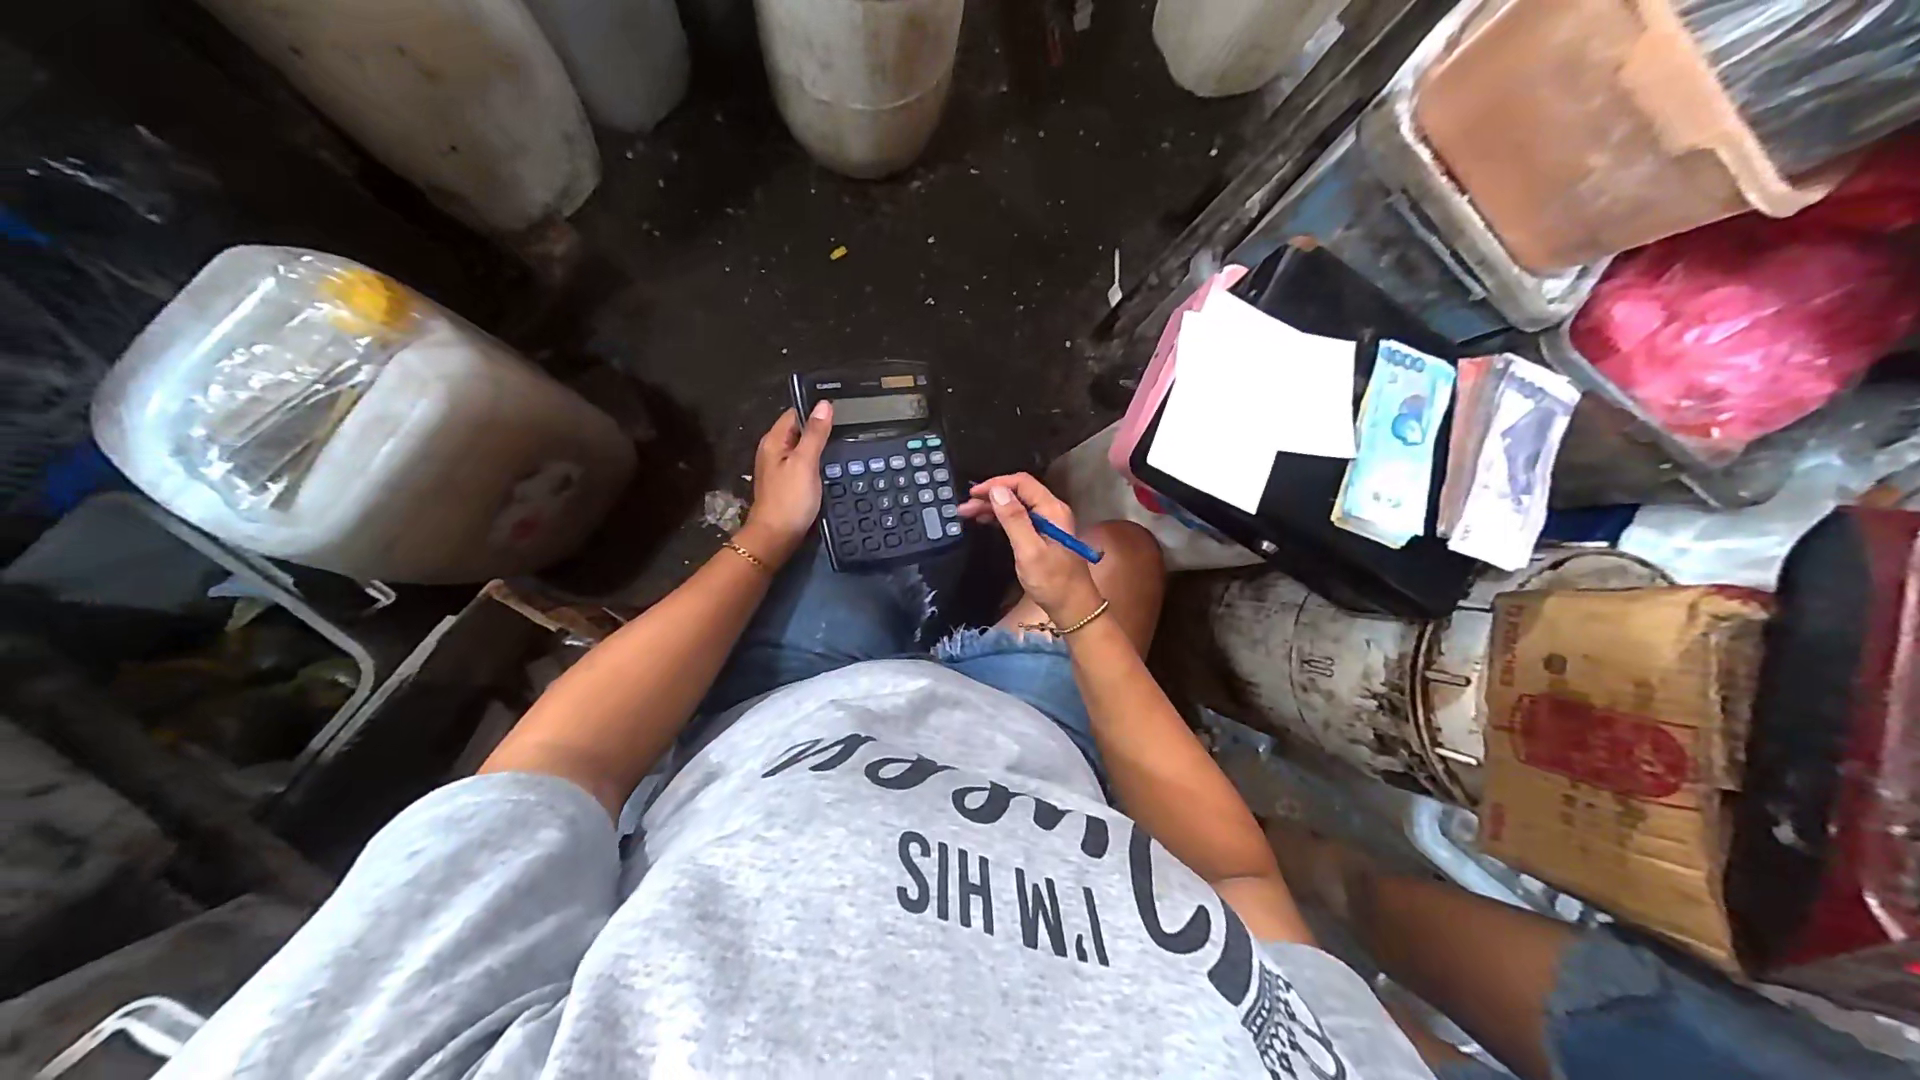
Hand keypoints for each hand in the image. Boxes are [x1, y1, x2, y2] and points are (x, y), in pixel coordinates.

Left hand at [738, 401, 832, 566]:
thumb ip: (815, 433)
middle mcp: (775, 450)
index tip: (842, 408)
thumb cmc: (789, 499)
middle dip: (822, 427)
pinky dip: (820, 461)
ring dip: (822, 445)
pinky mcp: (790, 482)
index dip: (816, 409)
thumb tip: (824, 404)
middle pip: (800, 430)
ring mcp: (782, 467)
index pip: (796, 413)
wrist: (777, 538)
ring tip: (848, 441)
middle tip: (851, 425)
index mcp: (774, 440)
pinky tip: (835, 464)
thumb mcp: (804, 462)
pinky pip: (807, 463)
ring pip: (805, 447)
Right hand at [958, 473, 1101, 625]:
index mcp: (1052, 510)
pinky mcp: (1042, 536)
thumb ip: (1014, 519)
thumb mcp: (1030, 551)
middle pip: (1018, 493)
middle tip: (965, 507)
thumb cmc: (1052, 582)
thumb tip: (997, 490)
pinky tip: (985, 521)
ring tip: (968, 513)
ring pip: (1017, 506)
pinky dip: (1001, 518)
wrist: (1072, 608)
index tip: (974, 494)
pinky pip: (1019, 519)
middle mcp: (1051, 512)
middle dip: (991, 496)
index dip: (997, 484)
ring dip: (993, 507)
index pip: (1023, 483)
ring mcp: (1047, 524)